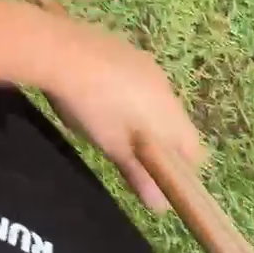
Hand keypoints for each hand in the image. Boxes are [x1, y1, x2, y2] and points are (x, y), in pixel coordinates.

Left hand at [42, 20, 206, 212]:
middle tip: (125, 144)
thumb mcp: (111, 146)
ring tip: (108, 114)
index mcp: (170, 115)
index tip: (154, 172)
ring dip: (141, 109)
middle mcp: (166, 87)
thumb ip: (139, 175)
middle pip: (175, 121)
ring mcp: (146, 62)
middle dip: (157, 136)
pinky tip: (97, 85)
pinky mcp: (125, 45)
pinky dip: (126, 84)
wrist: (60, 49)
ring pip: (155, 95)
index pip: (193, 151)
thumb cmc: (90, 105)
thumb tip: (161, 207)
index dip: (179, 167)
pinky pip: (136, 73)